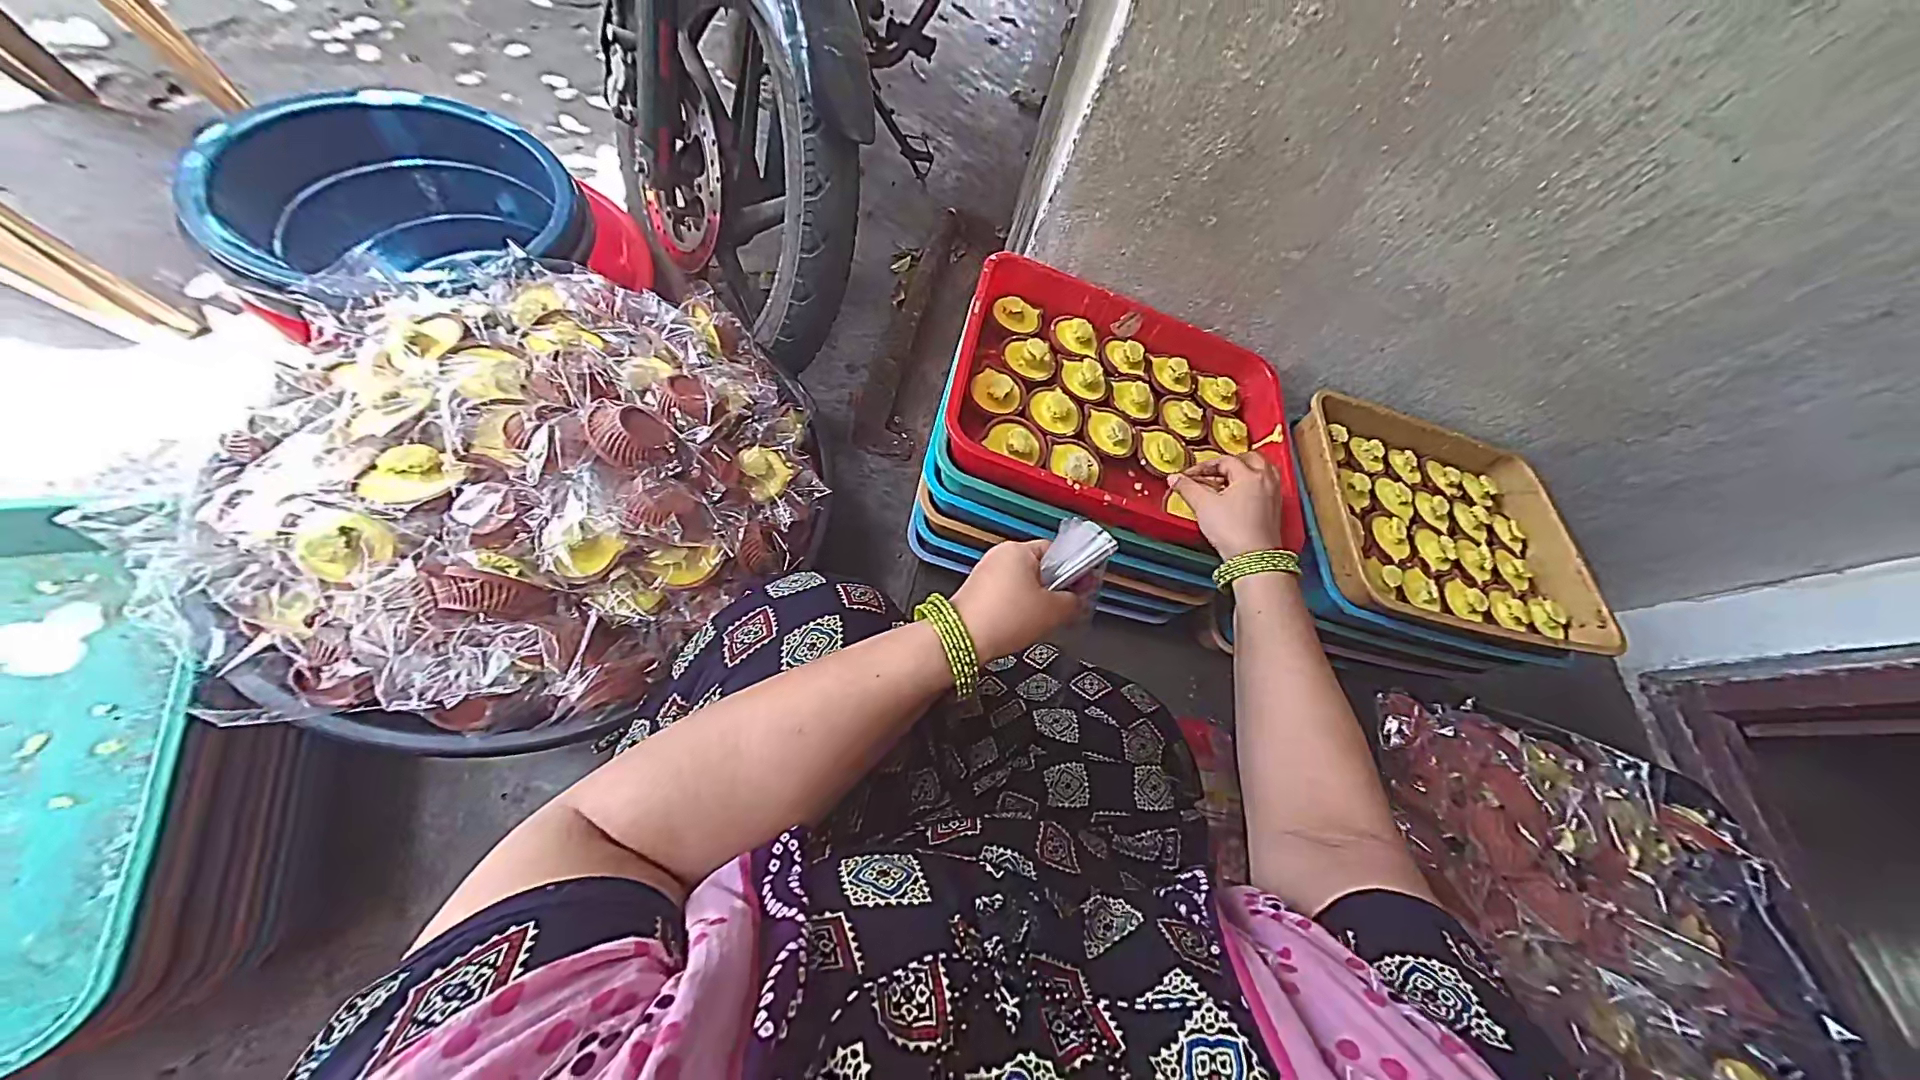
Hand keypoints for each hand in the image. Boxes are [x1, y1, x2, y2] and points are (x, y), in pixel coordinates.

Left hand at [951, 540, 1087, 660]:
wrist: (964, 639)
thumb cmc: (1001, 619)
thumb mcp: (1053, 610)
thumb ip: (1074, 600)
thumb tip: (1079, 599)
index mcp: (1018, 549)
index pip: (1058, 551)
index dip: (1074, 570)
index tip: (1083, 587)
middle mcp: (1000, 555)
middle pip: (1041, 568)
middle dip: (1054, 589)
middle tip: (1063, 608)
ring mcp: (986, 572)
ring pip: (1024, 583)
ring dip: (1036, 600)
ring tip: (1039, 620)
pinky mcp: (978, 591)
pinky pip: (1007, 594)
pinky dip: (1017, 607)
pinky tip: (1020, 624)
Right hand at [1170, 452, 1287, 558]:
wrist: (1252, 557)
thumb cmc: (1234, 532)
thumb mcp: (1203, 505)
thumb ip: (1188, 488)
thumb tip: (1176, 479)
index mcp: (1250, 475)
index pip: (1224, 461)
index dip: (1204, 466)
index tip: (1190, 475)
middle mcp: (1266, 481)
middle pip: (1249, 459)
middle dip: (1229, 462)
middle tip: (1212, 471)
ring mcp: (1273, 494)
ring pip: (1263, 470)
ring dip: (1245, 470)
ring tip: (1229, 478)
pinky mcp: (1275, 509)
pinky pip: (1266, 486)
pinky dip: (1253, 484)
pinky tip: (1240, 494)